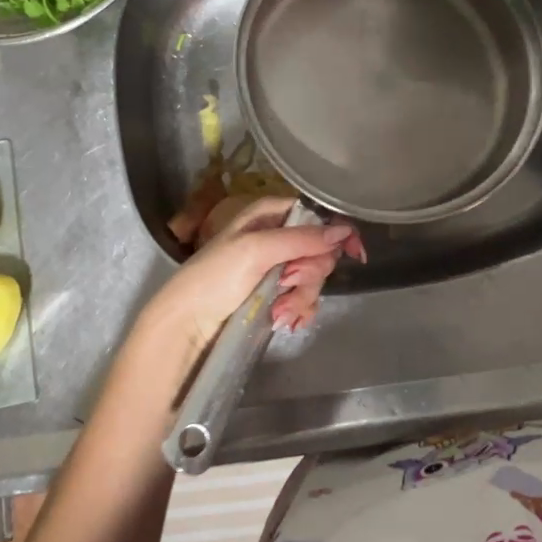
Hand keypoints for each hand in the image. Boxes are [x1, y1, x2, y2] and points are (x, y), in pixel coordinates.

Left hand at [142, 197, 365, 359]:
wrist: (186, 325)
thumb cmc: (214, 278)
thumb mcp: (256, 250)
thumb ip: (301, 239)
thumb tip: (344, 232)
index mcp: (268, 216)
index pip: (314, 215)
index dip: (335, 233)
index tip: (354, 254)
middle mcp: (275, 238)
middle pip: (318, 249)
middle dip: (309, 272)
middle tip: (287, 283)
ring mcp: (275, 269)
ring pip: (313, 278)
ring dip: (301, 297)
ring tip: (279, 313)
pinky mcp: (274, 297)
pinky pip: (303, 299)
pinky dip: (297, 311)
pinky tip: (283, 322)